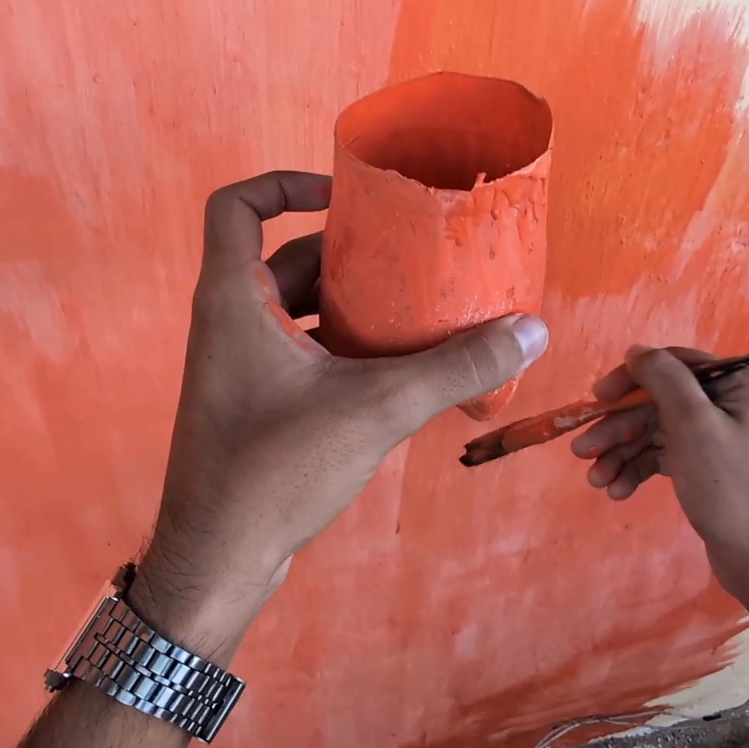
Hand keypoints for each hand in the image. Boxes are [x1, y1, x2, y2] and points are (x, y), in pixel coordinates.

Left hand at [137, 171, 548, 655]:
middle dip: (346, 253)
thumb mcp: (376, 408)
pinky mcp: (255, 402)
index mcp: (233, 300)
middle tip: (408, 256)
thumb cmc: (276, 470)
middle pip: (285, 258)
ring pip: (297, 309)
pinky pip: (300, 348)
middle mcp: (228, 322)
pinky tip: (393, 364)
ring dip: (349, 302)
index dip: (283, 185)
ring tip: (413, 306)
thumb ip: (455, 369)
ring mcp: (239, 366)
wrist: (217, 563)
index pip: (235, 206)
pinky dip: (341, 344)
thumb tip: (531, 330)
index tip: (342, 196)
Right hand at [569, 346, 748, 614]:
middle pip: (657, 402)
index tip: (597, 398)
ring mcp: (717, 434)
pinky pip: (663, 454)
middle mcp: (730, 402)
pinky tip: (618, 489)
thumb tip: (636, 351)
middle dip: (618, 428)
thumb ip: (663, 378)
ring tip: (596, 480)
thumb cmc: (727, 486)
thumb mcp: (692, 424)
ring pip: (654, 431)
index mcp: (738, 383)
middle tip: (582, 451)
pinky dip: (638, 468)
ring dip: (621, 452)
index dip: (629, 379)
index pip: (672, 365)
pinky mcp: (705, 463)